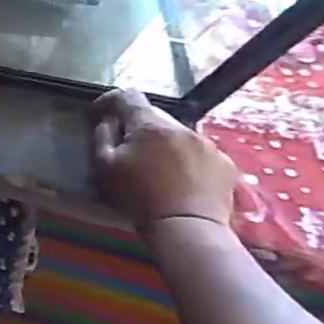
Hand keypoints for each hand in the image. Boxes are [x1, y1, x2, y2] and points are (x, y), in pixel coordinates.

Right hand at [91, 89, 238, 227]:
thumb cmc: (138, 197)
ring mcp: (208, 145)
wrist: (188, 228)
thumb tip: (108, 122)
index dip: (109, 100)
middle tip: (124, 145)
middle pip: (153, 115)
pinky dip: (183, 157)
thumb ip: (102, 136)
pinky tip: (177, 177)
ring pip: (176, 133)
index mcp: (150, 126)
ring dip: (161, 142)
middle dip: (136, 125)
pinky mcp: (225, 163)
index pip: (128, 96)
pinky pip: (197, 151)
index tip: (98, 113)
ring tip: (153, 164)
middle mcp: (182, 128)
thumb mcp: (104, 166)